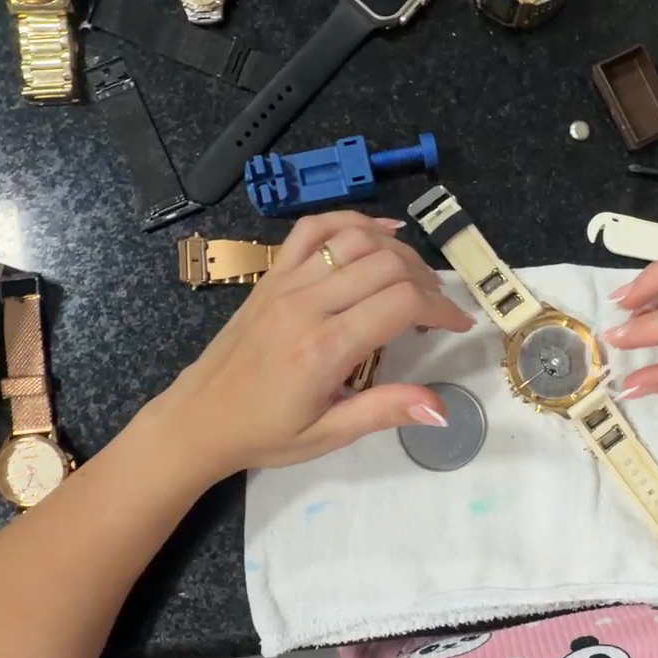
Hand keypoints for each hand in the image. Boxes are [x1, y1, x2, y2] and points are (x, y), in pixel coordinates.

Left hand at [151, 211, 473, 476]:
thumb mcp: (328, 435)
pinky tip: (379, 234)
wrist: (199, 419)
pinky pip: (314, 229)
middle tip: (437, 309)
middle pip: (386, 264)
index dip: (441, 309)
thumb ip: (384, 412)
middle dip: (426, 280)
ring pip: (355, 239)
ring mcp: (284, 283)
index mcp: (323, 349)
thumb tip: (442, 409)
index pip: (400, 303)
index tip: (458, 324)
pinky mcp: (271, 275)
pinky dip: (352, 221)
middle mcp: (305, 305)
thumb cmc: (265, 434)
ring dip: (397, 251)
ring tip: (415, 279)